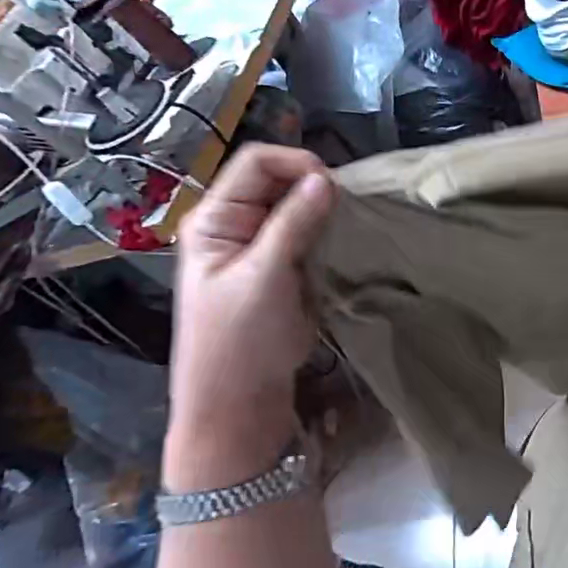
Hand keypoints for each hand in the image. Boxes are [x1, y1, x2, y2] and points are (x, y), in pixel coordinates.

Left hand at [168, 146, 335, 487]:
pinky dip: (329, 232)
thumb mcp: (265, 277)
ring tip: (351, 224)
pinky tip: (347, 242)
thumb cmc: (239, 340)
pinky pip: (308, 234)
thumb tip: (326, 178)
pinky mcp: (282, 268)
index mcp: (215, 219)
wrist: (237, 404)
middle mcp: (235, 224)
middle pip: (278, 180)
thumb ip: (294, 224)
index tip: (334, 185)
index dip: (295, 163)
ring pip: (297, 206)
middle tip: (349, 207)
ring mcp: (259, 247)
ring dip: (325, 210)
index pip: (255, 163)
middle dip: (314, 185)